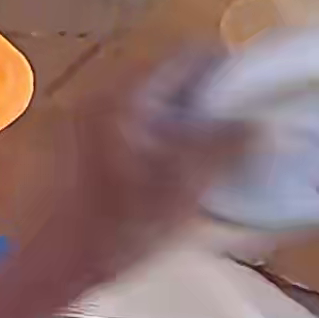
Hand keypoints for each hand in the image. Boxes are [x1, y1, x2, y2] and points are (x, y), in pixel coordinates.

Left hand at [25, 53, 253, 292]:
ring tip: (224, 151)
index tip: (263, 95)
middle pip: (173, 78)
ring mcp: (93, 121)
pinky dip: (168, 136)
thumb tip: (264, 122)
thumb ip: (225, 147)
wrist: (54, 262)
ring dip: (193, 119)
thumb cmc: (114, 227)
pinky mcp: (89, 145)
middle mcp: (104, 98)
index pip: (189, 55)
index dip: (232, 69)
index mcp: (125, 97)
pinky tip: (186, 169)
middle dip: (214, 97)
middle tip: (249, 127)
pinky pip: (141, 125)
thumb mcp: (180, 188)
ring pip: (158, 104)